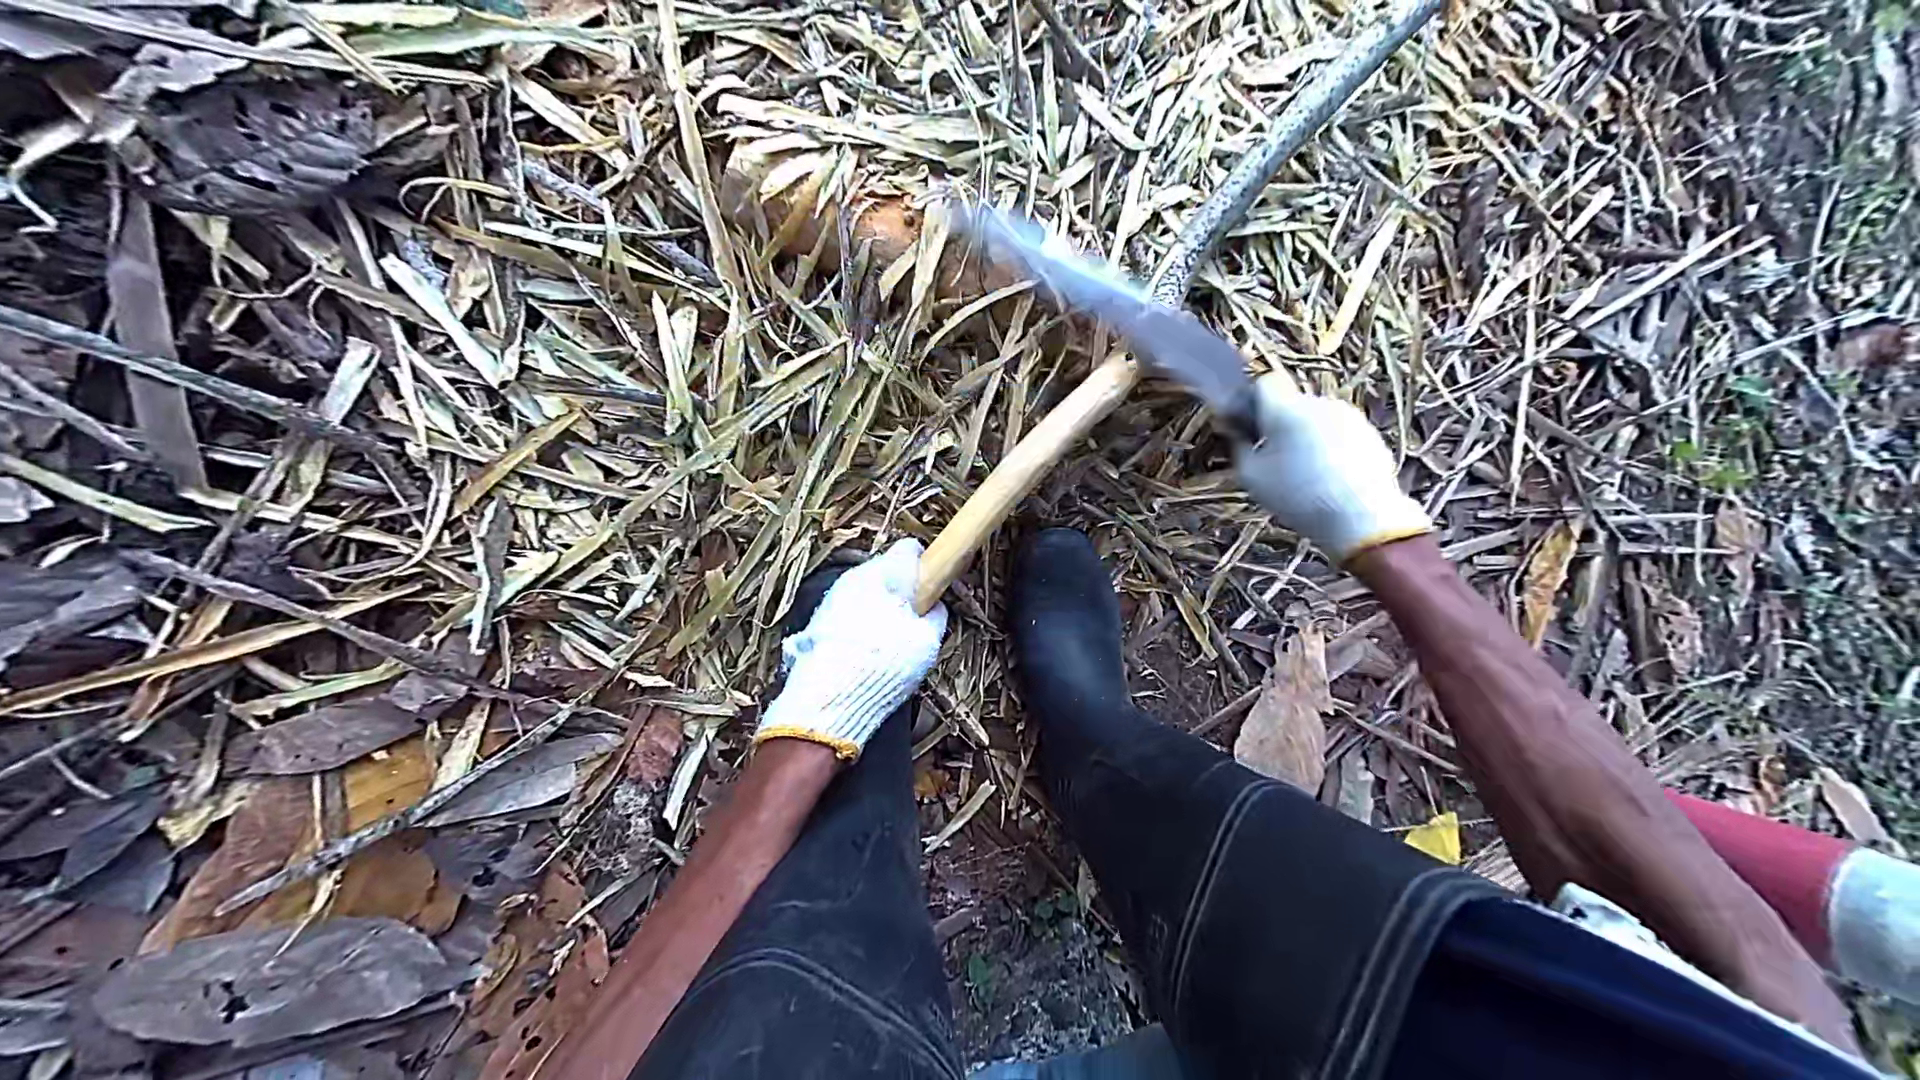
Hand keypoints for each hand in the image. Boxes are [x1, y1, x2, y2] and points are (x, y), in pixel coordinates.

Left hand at [755, 538, 947, 759]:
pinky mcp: (817, 619)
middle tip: (913, 620)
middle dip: (901, 590)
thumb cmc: (886, 664)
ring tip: (889, 642)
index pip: (910, 549)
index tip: (931, 587)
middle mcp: (855, 576)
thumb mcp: (928, 642)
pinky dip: (858, 624)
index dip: (925, 566)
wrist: (829, 699)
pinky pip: (847, 612)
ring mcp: (832, 596)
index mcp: (886, 572)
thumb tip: (933, 606)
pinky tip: (865, 652)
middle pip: (886, 570)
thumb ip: (935, 615)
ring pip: (865, 591)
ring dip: (879, 607)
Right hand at [1234, 374, 1433, 562]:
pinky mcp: (1368, 432)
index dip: (1252, 401)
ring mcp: (1348, 416)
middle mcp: (1319, 403)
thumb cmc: (1298, 497)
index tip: (1246, 424)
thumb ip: (1238, 444)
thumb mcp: (1252, 476)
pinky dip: (1327, 445)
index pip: (1265, 382)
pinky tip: (1325, 476)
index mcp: (1286, 409)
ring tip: (1301, 471)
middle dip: (1278, 423)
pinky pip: (1337, 430)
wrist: (1360, 517)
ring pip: (1314, 417)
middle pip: (1290, 403)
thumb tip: (1235, 428)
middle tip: (1271, 456)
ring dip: (1303, 434)